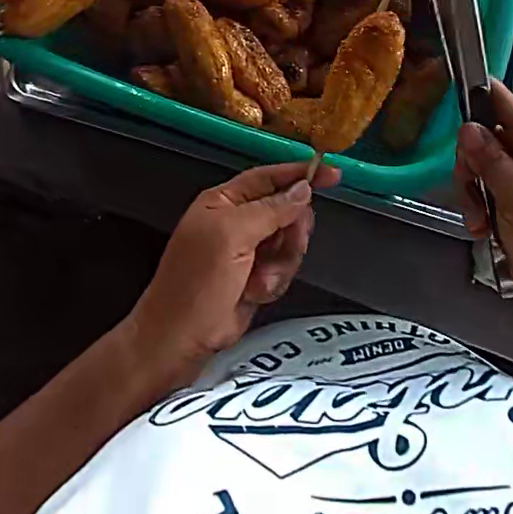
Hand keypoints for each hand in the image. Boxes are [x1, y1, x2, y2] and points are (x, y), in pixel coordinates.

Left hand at [126, 160, 341, 378]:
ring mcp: (250, 250)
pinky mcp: (258, 276)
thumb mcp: (232, 235)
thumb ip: (272, 209)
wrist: (180, 339)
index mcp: (225, 201)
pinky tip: (255, 292)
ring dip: (281, 262)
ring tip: (259, 278)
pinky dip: (275, 281)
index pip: (270, 177)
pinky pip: (286, 267)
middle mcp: (239, 221)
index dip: (302, 174)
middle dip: (292, 231)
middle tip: (287, 244)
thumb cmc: (196, 281)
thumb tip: (303, 189)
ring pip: (292, 241)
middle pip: (289, 210)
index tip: (332, 175)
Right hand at [455, 80, 512, 318]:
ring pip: (497, 178)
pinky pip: (503, 201)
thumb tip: (469, 128)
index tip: (475, 82)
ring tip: (478, 224)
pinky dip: (490, 213)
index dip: (495, 103)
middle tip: (467, 193)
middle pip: (502, 151)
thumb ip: (493, 163)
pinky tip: (484, 232)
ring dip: (479, 196)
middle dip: (477, 169)